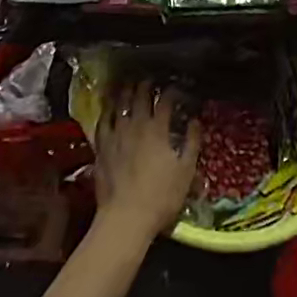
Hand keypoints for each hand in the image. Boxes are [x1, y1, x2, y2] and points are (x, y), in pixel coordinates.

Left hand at [94, 82, 199, 240]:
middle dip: (146, 86)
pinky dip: (106, 112)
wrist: (126, 216)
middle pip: (140, 98)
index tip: (177, 88)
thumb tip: (195, 121)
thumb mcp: (186, 171)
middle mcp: (135, 126)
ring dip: (125, 93)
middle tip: (149, 80)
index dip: (172, 92)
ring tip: (128, 85)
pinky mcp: (101, 147)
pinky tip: (108, 109)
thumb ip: (192, 143)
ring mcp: (115, 135)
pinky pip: (102, 123)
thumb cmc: (161, 196)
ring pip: (119, 106)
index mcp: (157, 130)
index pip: (165, 102)